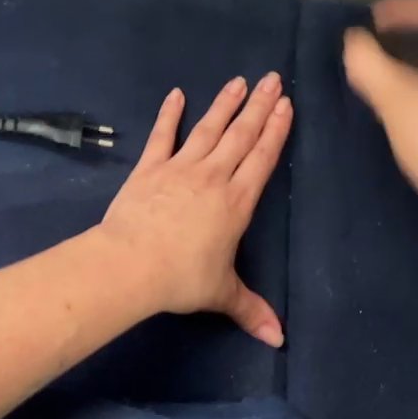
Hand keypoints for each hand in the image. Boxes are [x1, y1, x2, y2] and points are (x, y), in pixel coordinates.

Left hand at [92, 74, 292, 346]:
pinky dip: (169, 114)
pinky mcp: (149, 168)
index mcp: (236, 202)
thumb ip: (251, 309)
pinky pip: (161, 136)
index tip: (286, 105)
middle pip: (241, 135)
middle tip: (272, 78)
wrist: (131, 264)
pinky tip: (176, 93)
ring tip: (238, 81)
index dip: (276, 131)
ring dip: (224, 104)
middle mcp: (213, 177)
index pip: (262, 159)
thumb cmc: (182, 278)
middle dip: (259, 106)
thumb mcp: (222, 294)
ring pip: (208, 129)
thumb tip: (279, 340)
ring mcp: (179, 168)